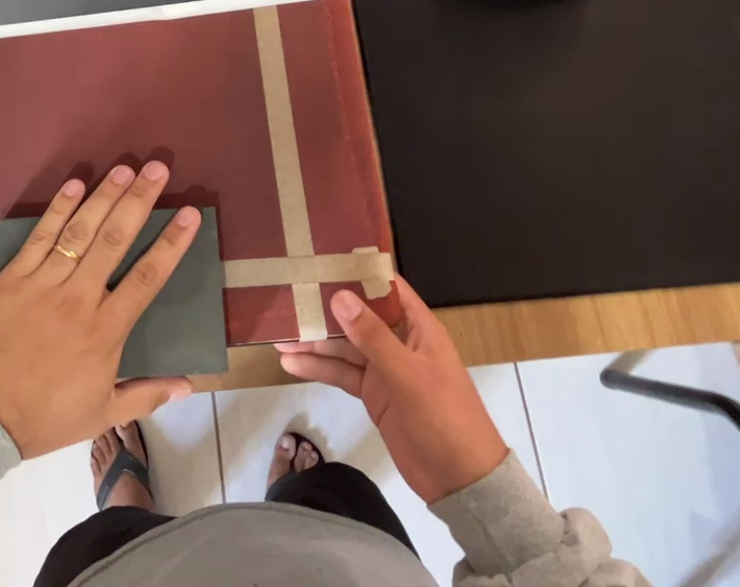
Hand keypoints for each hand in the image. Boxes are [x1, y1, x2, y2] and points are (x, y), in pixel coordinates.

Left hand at [0, 162, 199, 457]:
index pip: (147, 278)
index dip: (171, 244)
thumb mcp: (99, 416)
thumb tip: (189, 385)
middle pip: (115, 240)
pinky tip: (75, 185)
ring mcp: (42, 283)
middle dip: (139, 201)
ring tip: (124, 168)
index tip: (189, 214)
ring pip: (80, 231)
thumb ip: (145, 395)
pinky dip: (57, 209)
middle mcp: (78, 298)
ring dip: (104, 196)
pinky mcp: (11, 278)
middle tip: (158, 169)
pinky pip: (39, 237)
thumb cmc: (41, 419)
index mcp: (105, 331)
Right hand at [276, 277, 508, 502]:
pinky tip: (291, 364)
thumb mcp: (408, 375)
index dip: (358, 272)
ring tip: (279, 337)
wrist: (460, 480)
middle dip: (325, 309)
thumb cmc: (445, 417)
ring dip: (315, 342)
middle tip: (288, 298)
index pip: (386, 287)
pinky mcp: (373, 394)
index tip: (323, 259)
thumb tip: (340, 296)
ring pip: (344, 347)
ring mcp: (384, 369)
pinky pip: (341, 374)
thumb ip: (372, 336)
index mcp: (418, 327)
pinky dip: (318, 368)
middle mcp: (399, 341)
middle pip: (358, 316)